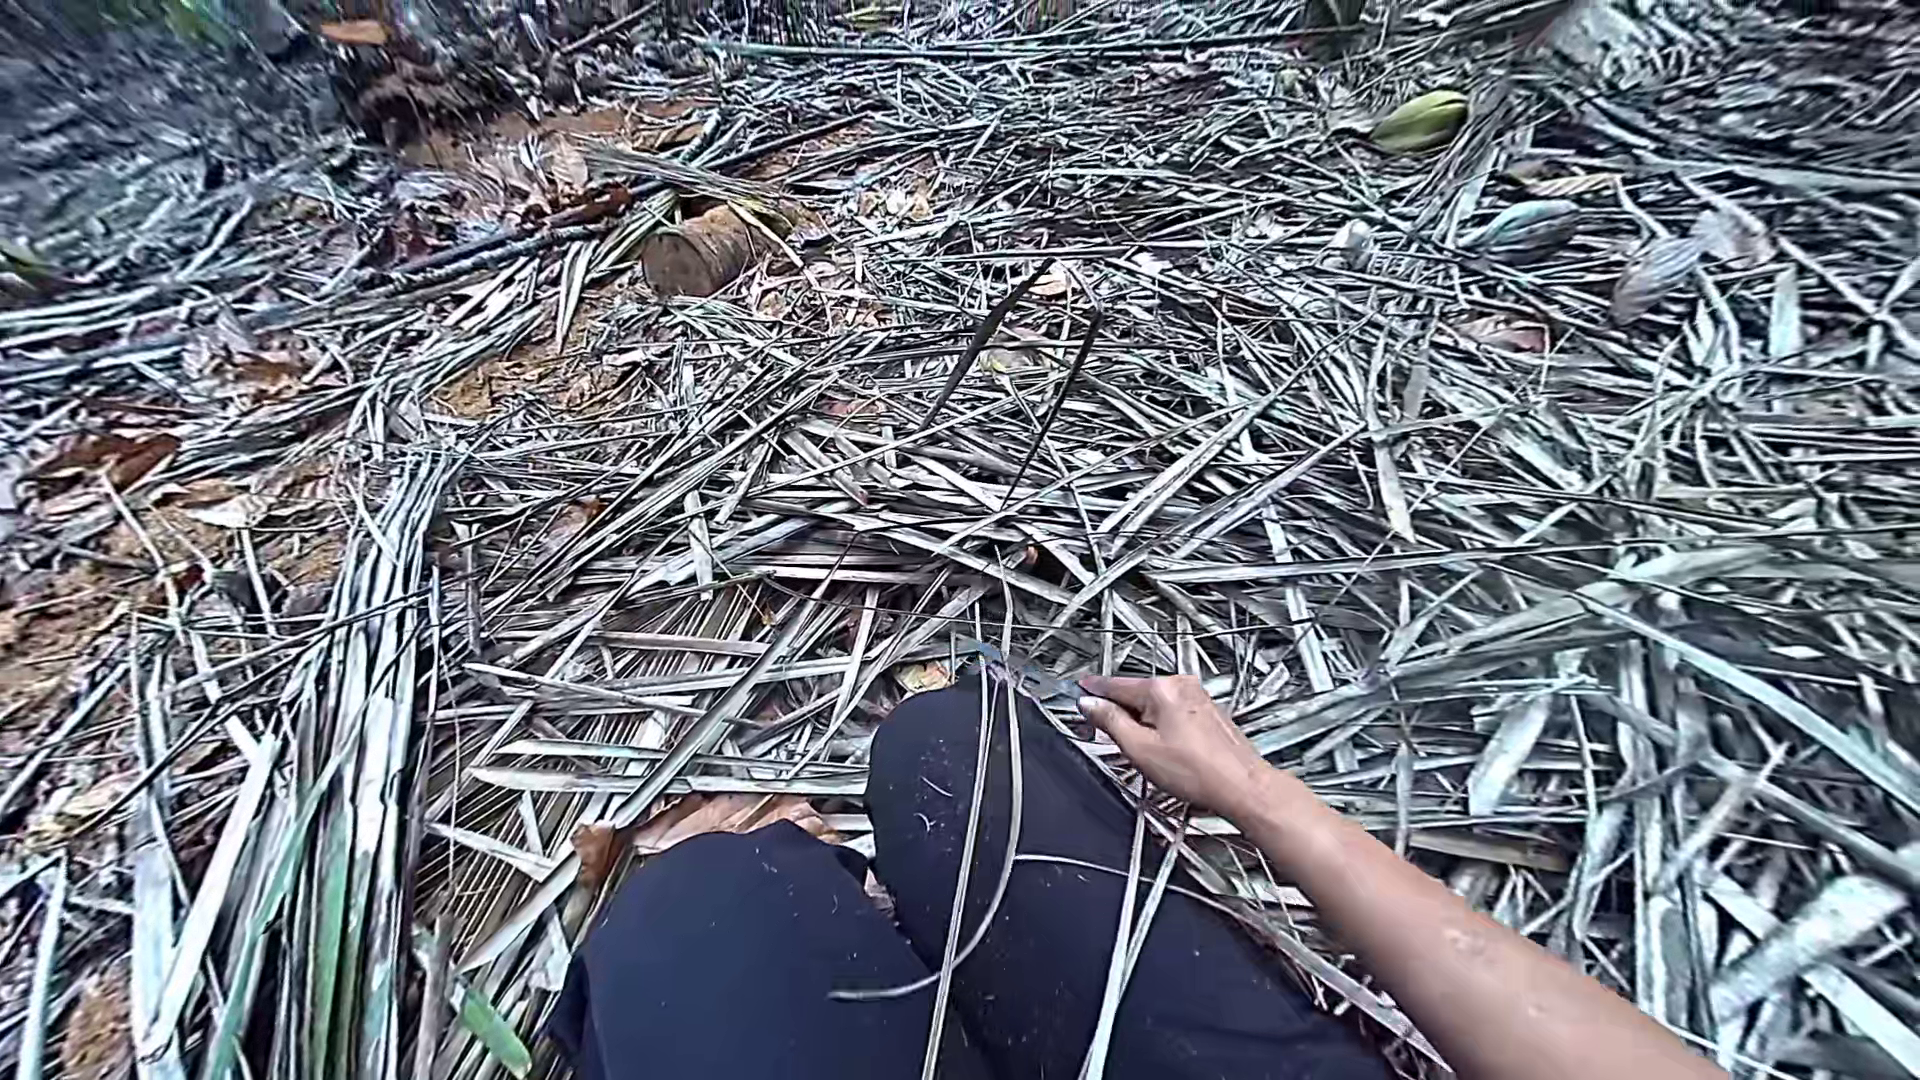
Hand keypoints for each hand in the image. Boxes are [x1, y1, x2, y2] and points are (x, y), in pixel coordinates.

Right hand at [1076, 675, 1277, 817]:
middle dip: (1119, 711)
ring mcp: (1196, 695)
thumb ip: (1109, 721)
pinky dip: (1160, 723)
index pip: (1114, 684)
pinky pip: (1171, 709)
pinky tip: (1166, 748)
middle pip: (1134, 693)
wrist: (1245, 788)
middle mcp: (1180, 685)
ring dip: (1141, 719)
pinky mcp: (1206, 708)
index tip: (1080, 690)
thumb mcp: (1140, 749)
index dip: (1093, 690)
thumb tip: (1090, 704)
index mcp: (1161, 689)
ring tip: (1145, 749)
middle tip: (1108, 733)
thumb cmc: (1200, 773)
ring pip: (1153, 702)